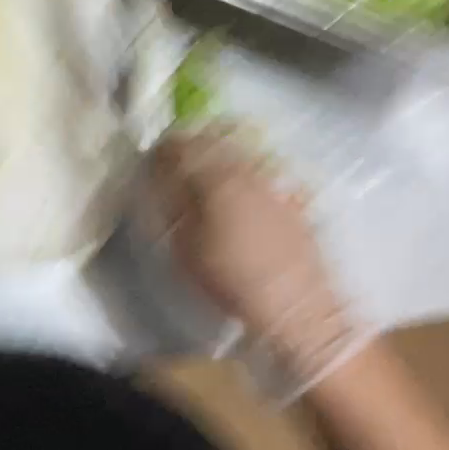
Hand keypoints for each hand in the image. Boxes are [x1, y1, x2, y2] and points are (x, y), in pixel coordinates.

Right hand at [152, 125, 361, 373]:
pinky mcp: (294, 199)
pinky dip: (246, 173)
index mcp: (215, 180)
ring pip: (241, 154)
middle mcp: (247, 172)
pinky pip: (263, 173)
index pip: (183, 148)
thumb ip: (174, 207)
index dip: (164, 150)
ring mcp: (274, 183)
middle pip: (214, 143)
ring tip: (208, 172)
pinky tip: (242, 189)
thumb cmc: (232, 280)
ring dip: (221, 156)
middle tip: (176, 160)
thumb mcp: (186, 248)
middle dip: (192, 147)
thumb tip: (162, 183)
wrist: (296, 305)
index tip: (152, 158)